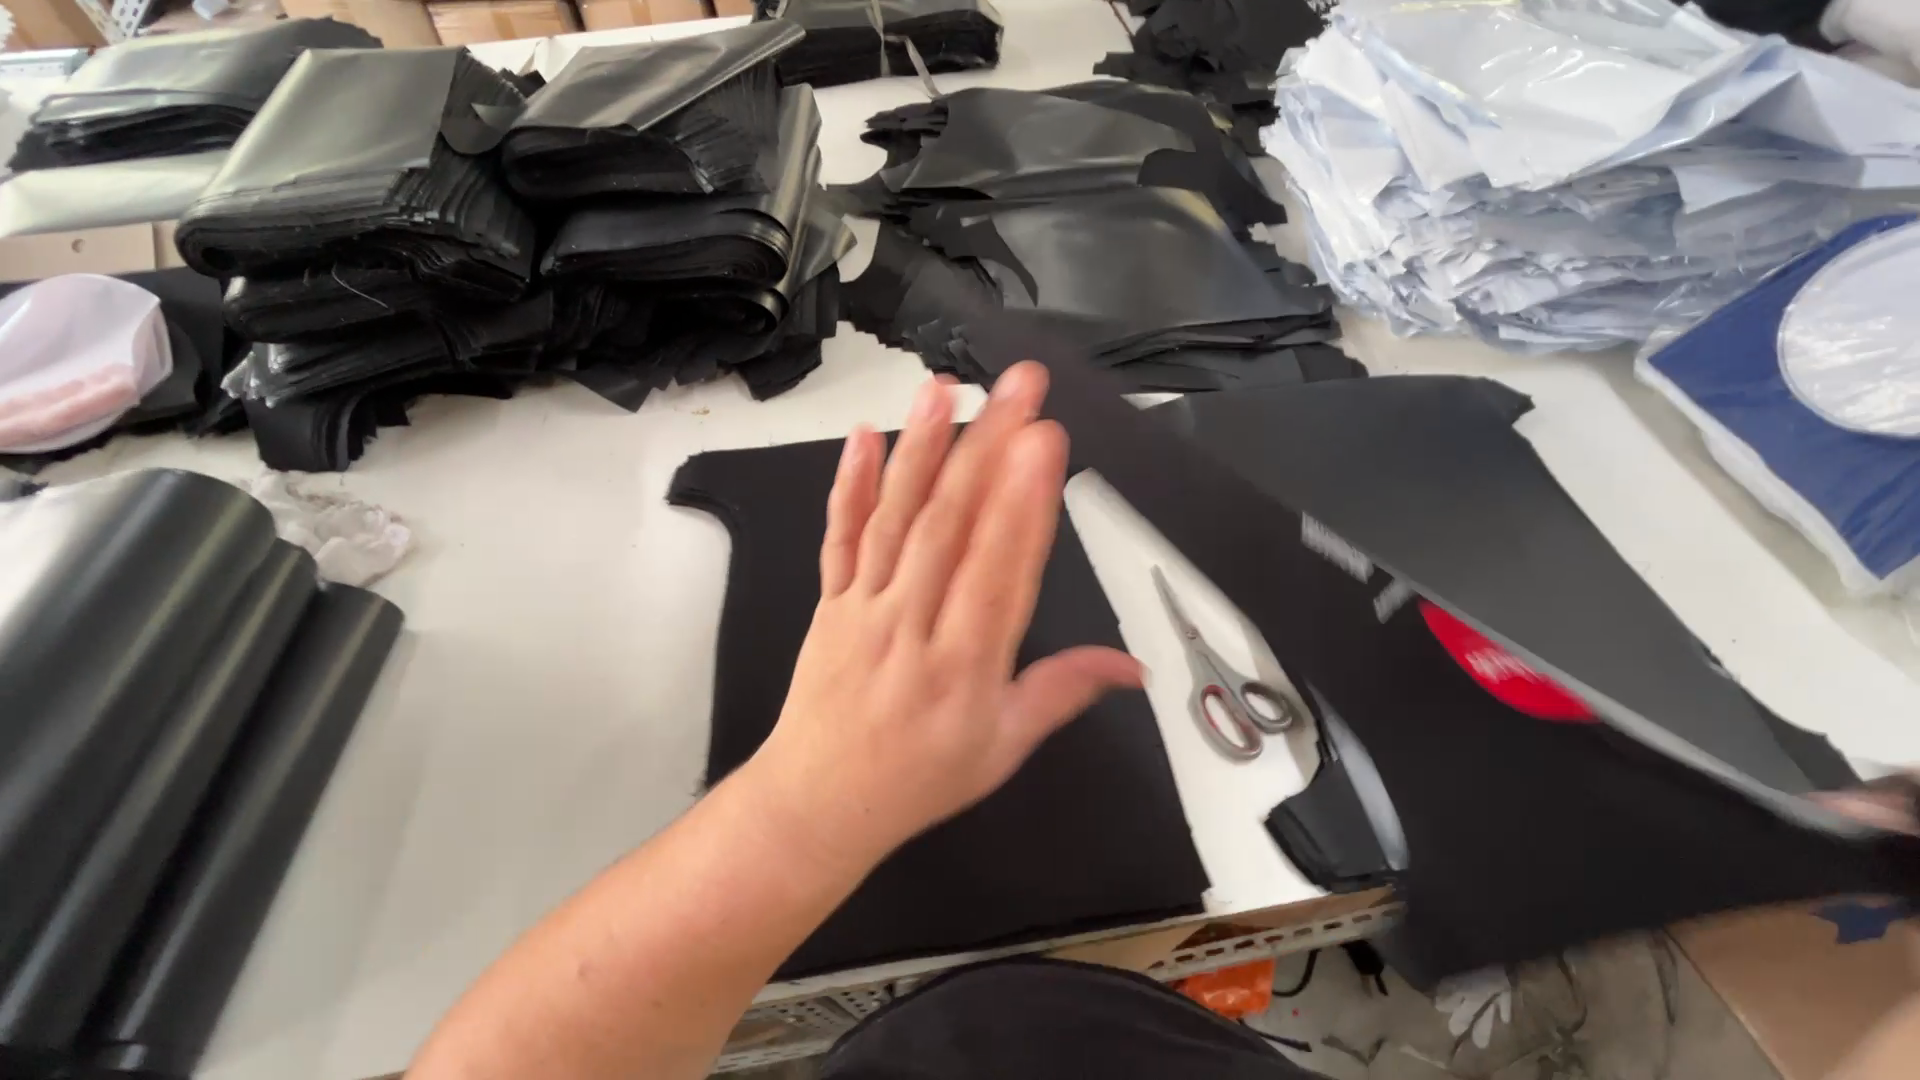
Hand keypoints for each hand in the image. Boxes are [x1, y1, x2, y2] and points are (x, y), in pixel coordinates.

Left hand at [739, 362, 1143, 870]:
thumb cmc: (919, 778)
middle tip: (1019, 388)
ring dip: (921, 449)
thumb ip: (1063, 692)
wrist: (819, 803)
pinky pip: (839, 539)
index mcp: (964, 666)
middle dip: (988, 448)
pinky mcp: (831, 601)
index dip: (1023, 505)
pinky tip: (865, 438)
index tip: (1044, 443)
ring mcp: (865, 607)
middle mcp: (913, 626)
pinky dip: (850, 487)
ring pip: (897, 520)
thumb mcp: (1003, 748)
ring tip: (944, 389)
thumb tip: (1133, 667)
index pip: (999, 572)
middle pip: (952, 526)